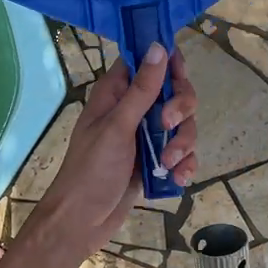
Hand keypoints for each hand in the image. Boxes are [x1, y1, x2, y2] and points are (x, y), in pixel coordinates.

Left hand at [35, 41, 198, 256]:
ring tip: (169, 163)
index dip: (167, 63)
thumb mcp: (117, 127)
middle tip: (167, 126)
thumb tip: (159, 47)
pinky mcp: (153, 161)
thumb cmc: (91, 170)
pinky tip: (177, 178)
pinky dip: (183, 164)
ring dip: (183, 143)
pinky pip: (180, 154)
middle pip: (174, 93)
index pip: (147, 61)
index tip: (179, 75)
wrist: (83, 221)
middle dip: (180, 110)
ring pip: (181, 125)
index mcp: (116, 93)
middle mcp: (132, 110)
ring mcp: (144, 137)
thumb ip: (142, 89)